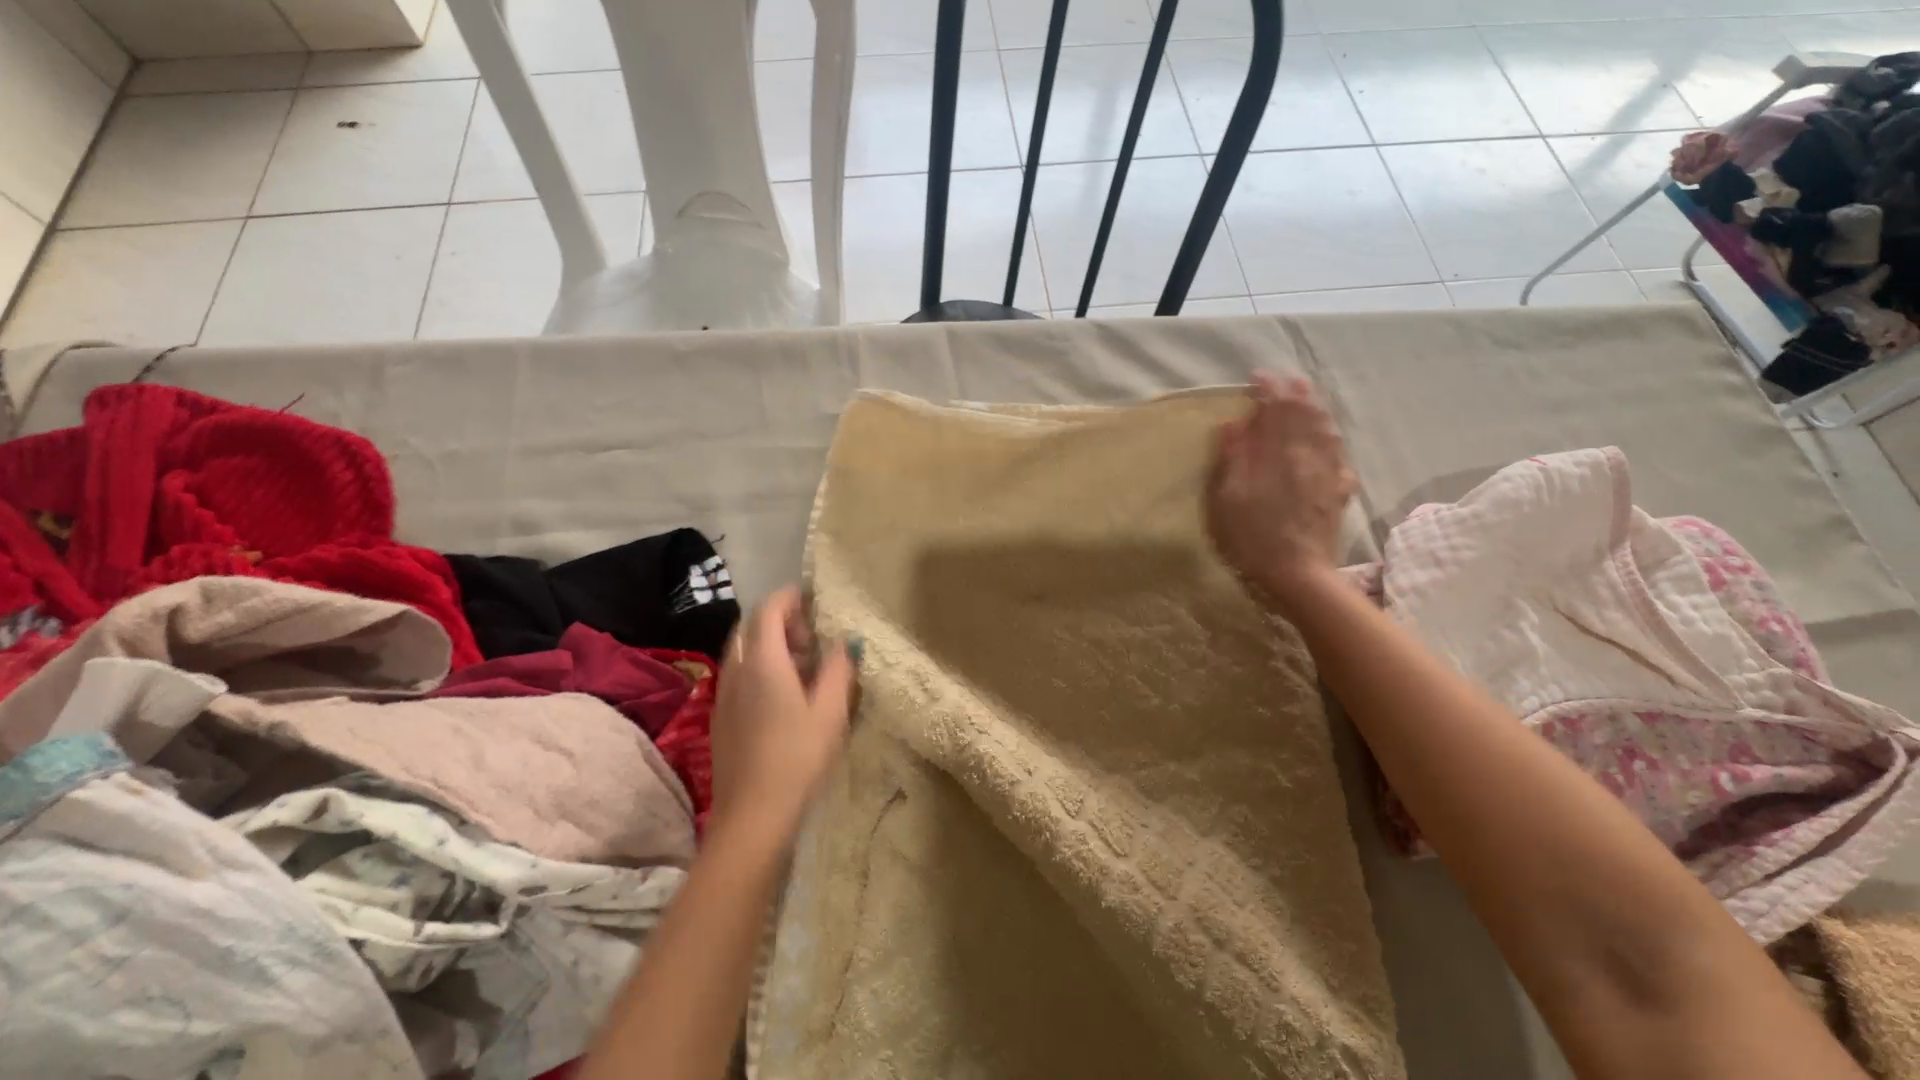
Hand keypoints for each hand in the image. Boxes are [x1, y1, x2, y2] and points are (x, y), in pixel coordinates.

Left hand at [709, 586, 856, 842]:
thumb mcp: (831, 712)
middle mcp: (736, 669)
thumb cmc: (798, 758)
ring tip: (801, 668)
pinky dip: (758, 670)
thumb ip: (838, 670)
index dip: (790, 598)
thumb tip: (843, 642)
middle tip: (810, 638)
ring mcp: (723, 694)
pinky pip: (737, 676)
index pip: (769, 609)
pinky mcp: (720, 718)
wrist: (753, 814)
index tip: (813, 600)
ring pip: (741, 652)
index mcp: (763, 661)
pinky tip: (781, 699)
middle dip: (778, 621)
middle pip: (750, 627)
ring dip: (768, 647)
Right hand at [1205, 372, 1356, 612]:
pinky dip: (1332, 439)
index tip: (1257, 376)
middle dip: (1295, 393)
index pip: (1277, 409)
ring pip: (1326, 430)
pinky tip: (1330, 440)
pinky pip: (1339, 455)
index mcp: (1278, 453)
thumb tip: (1234, 424)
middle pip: (1306, 414)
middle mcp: (1308, 455)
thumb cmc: (1253, 538)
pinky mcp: (1339, 491)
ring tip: (1308, 397)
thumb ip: (1232, 458)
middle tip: (1285, 380)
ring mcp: (1328, 473)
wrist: (1298, 574)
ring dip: (1317, 409)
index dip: (1269, 389)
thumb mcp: (1228, 499)